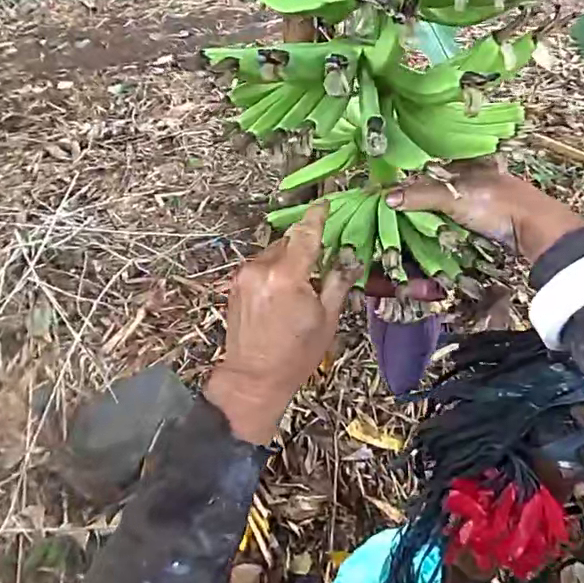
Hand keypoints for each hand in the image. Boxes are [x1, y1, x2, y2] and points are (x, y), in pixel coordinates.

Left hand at [207, 203, 350, 443]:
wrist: (252, 378)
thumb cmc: (294, 355)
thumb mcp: (326, 319)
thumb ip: (337, 281)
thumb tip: (348, 256)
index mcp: (286, 277)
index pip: (305, 234)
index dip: (317, 216)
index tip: (325, 204)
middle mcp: (261, 270)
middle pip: (289, 242)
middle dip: (306, 247)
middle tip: (321, 262)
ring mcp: (244, 276)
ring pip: (274, 253)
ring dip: (289, 261)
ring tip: (301, 287)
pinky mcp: (236, 284)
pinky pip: (261, 266)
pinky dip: (274, 271)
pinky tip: (283, 294)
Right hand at [385, 160, 583, 262]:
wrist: (535, 229)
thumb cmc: (496, 204)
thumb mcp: (452, 197)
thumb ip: (419, 196)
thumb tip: (386, 198)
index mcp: (463, 162)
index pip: (426, 168)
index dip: (407, 181)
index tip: (386, 197)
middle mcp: (469, 176)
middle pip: (432, 188)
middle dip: (413, 201)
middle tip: (391, 215)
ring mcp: (476, 199)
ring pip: (441, 206)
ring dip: (425, 217)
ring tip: (403, 227)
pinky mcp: (481, 219)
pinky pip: (451, 220)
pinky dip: (439, 227)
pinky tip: (427, 233)